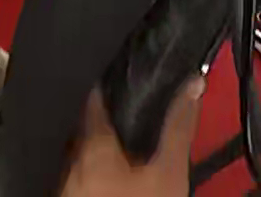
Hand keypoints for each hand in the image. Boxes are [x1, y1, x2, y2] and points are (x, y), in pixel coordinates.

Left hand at [60, 77, 204, 196]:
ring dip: (104, 154)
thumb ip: (178, 125)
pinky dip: (99, 179)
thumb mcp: (168, 173)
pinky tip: (119, 187)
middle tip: (136, 116)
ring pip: (83, 162)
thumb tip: (193, 82)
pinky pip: (83, 186)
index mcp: (92, 146)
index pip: (95, 99)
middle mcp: (71, 167)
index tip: (125, 76)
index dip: (111, 84)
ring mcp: (67, 194)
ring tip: (131, 153)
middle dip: (110, 123)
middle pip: (87, 131)